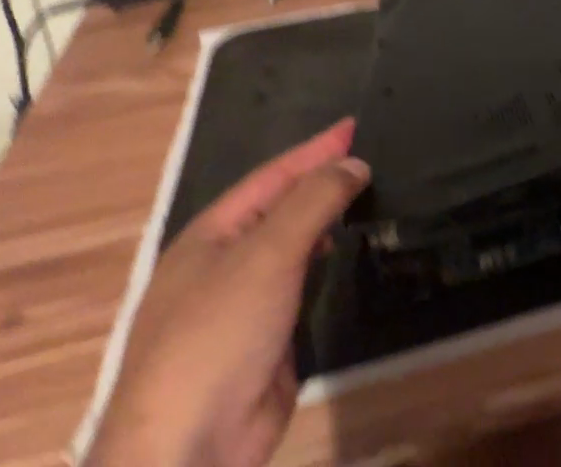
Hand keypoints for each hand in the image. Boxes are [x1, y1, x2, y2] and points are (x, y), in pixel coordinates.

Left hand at [88, 119, 369, 466]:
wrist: (188, 445)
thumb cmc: (217, 337)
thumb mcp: (266, 257)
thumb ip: (312, 203)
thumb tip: (353, 164)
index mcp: (209, 238)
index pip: (270, 178)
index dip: (314, 150)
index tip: (355, 125)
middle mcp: (223, 264)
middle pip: (280, 208)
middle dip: (321, 179)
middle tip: (372, 157)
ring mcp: (244, 303)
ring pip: (293, 245)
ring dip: (327, 218)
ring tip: (370, 194)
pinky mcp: (267, 336)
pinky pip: (302, 283)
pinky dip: (328, 260)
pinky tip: (349, 252)